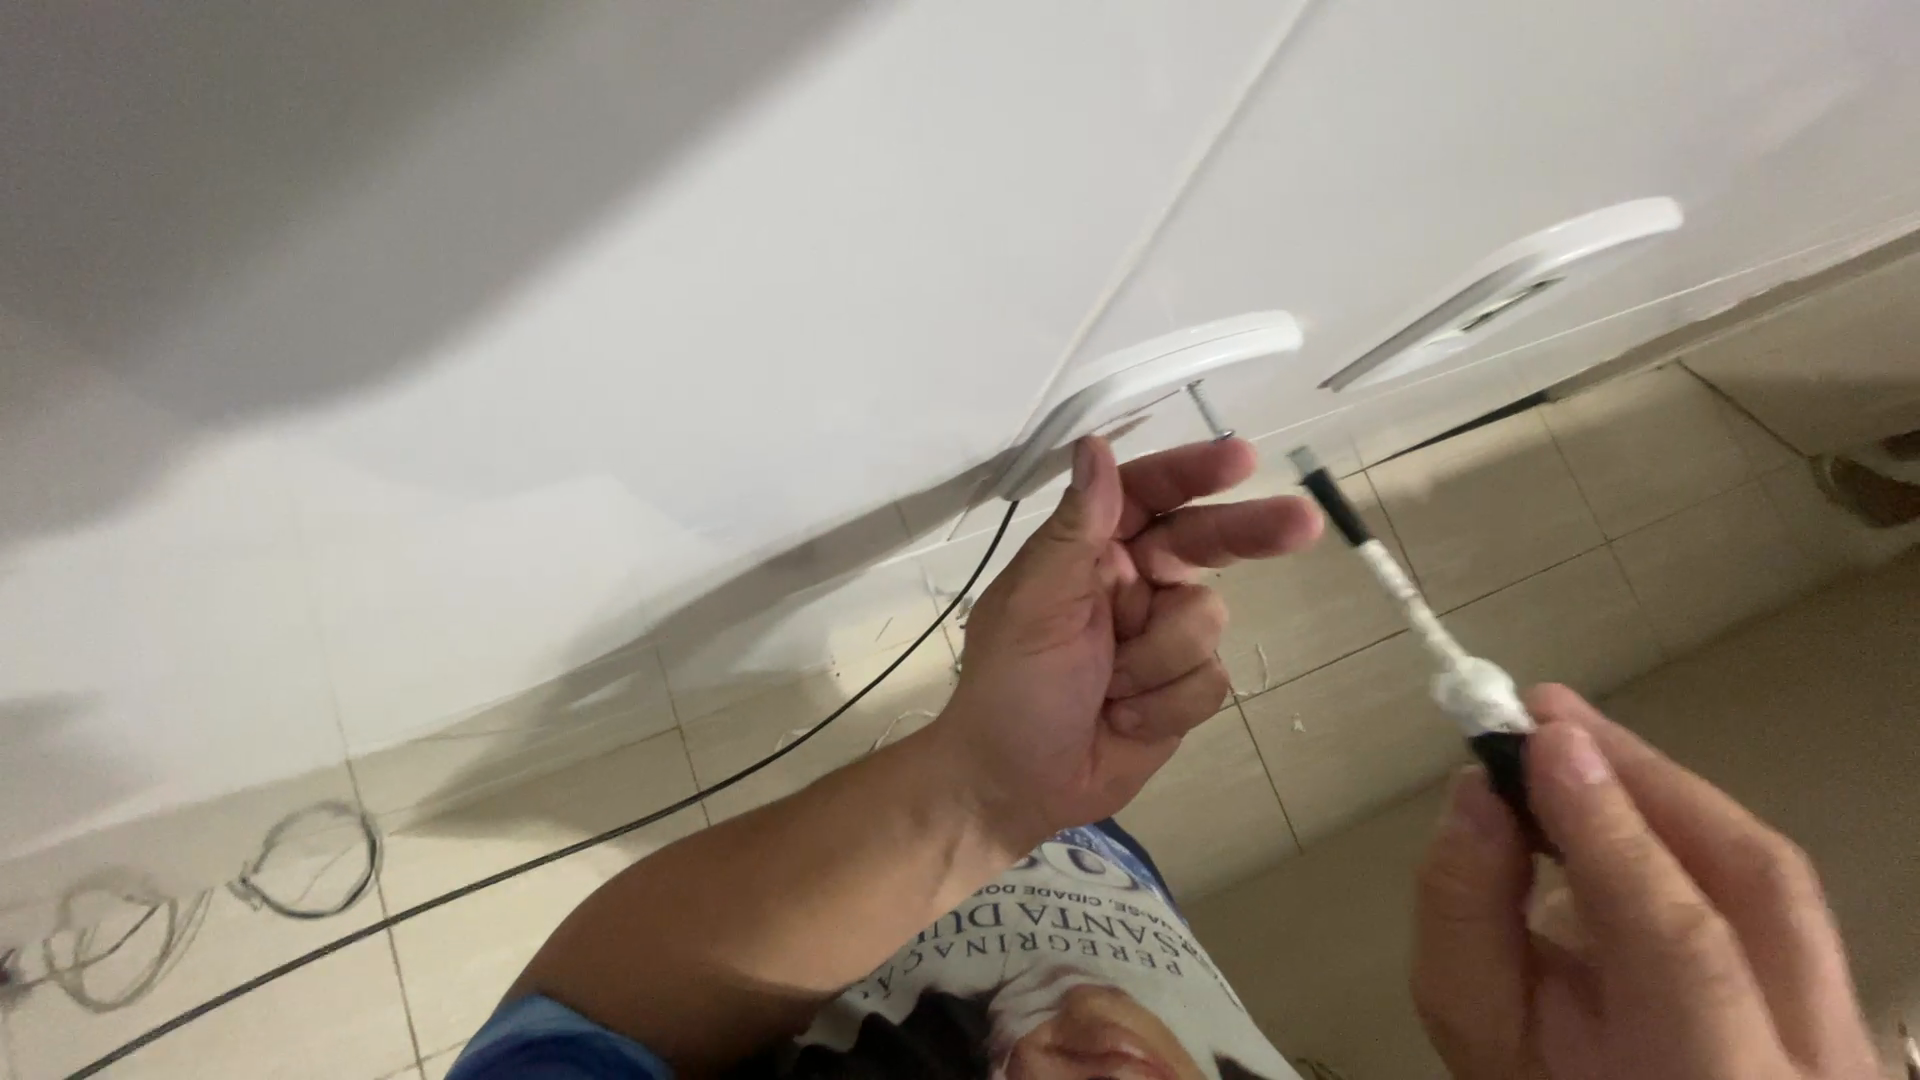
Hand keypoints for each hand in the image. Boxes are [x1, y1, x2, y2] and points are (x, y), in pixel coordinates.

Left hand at [928, 434, 1321, 854]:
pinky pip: (1211, 679)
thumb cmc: (1012, 688)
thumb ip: (1076, 527)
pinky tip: (1124, 721)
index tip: (1241, 460)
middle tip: (1302, 523)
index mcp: (1087, 554)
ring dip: (1160, 662)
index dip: (1192, 474)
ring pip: (1209, 620)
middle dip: (1247, 533)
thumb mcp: (1035, 602)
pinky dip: (1169, 704)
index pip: (1145, 496)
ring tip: (1110, 691)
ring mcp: (1159, 637)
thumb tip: (1096, 444)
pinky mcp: (1180, 688)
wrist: (1016, 786)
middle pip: (1203, 542)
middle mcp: (1130, 584)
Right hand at [1412, 685, 1877, 1079]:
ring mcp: (1848, 1025)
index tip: (1541, 738)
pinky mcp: (1838, 989)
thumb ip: (1463, 913)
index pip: (1678, 943)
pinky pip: (1758, 879)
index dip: (1609, 829)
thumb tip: (1473, 792)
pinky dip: (1672, 818)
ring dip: (1656, 784)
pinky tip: (1606, 796)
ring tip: (1564, 736)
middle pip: (1757, 881)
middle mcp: (1817, 1055)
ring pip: (1768, 870)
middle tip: (1543, 711)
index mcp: (1710, 1078)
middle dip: (1643, 774)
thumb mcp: (1474, 1021)